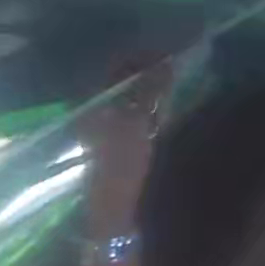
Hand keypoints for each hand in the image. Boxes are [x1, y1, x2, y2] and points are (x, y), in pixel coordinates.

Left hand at [79, 63, 172, 237]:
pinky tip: (161, 105)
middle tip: (173, 67)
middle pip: (121, 80)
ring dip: (147, 88)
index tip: (167, 55)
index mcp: (91, 101)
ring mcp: (100, 125)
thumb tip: (166, 61)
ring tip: (171, 82)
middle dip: (146, 71)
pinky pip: (130, 110)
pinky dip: (145, 104)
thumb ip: (150, 90)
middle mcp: (91, 109)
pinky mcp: (112, 139)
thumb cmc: (121, 165)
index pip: (117, 66)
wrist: (113, 211)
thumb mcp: (138, 123)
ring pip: (126, 95)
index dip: (142, 57)